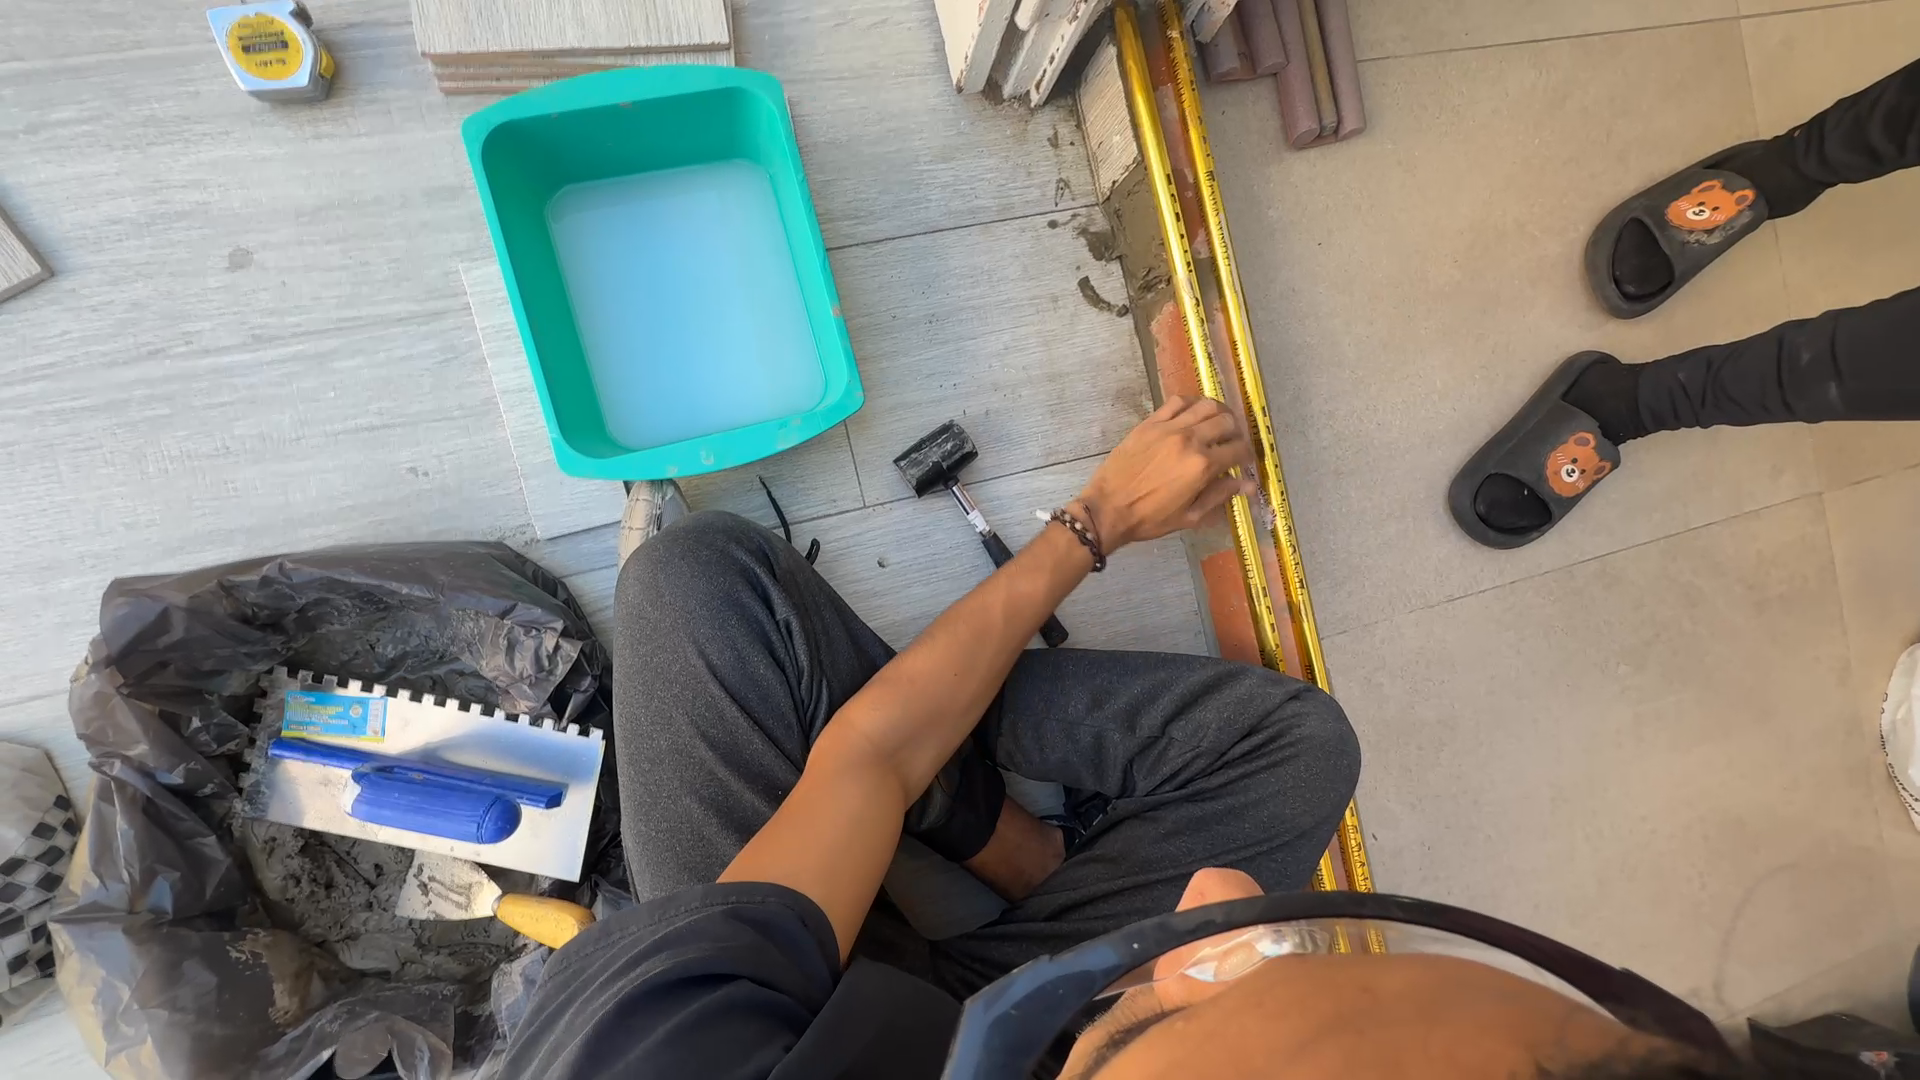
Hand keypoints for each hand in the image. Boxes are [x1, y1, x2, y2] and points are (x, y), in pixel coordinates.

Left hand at [1076, 396, 1257, 550]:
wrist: (1108, 509)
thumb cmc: (1149, 518)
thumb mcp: (1190, 516)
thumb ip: (1220, 495)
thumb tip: (1248, 484)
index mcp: (1202, 466)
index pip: (1238, 449)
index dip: (1247, 455)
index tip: (1244, 460)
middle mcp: (1189, 440)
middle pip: (1227, 421)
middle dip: (1235, 432)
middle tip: (1230, 443)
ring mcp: (1168, 428)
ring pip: (1205, 405)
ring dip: (1217, 413)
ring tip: (1215, 424)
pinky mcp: (1149, 423)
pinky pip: (1176, 402)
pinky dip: (1190, 404)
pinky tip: (1190, 415)